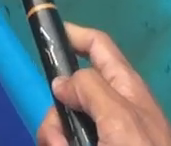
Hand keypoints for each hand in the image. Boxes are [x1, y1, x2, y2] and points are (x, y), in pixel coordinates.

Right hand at [38, 24, 170, 145]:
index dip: (73, 35)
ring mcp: (108, 136)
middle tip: (57, 138)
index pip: (97, 46)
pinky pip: (71, 143)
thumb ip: (91, 89)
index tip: (45, 38)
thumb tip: (62, 82)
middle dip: (56, 113)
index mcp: (124, 86)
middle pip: (72, 93)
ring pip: (67, 126)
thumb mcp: (120, 118)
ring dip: (57, 138)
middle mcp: (114, 108)